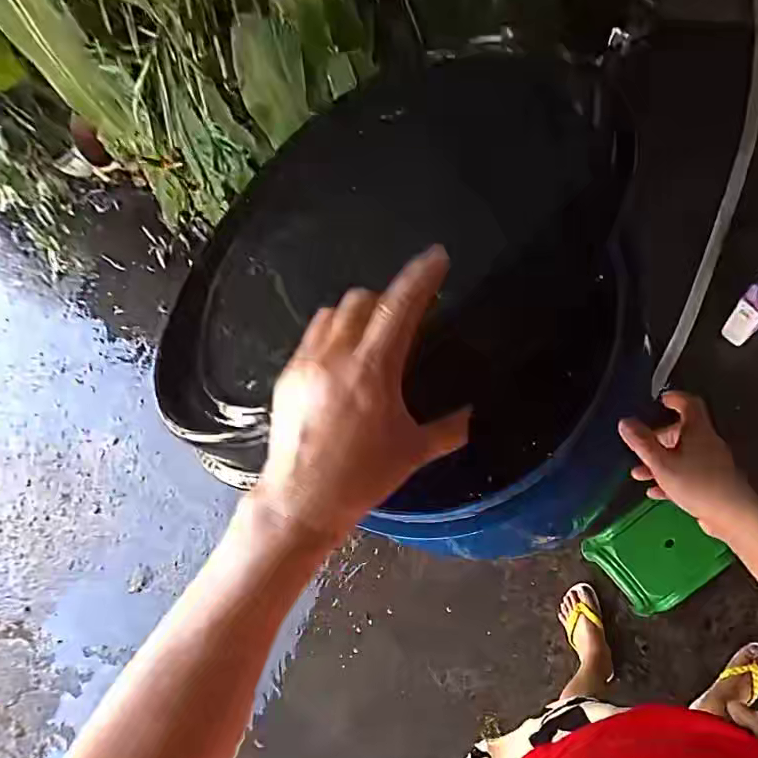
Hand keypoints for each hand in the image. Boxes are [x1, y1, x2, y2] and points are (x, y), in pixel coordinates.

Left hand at [251, 246, 471, 539]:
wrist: (303, 500)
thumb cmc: (363, 477)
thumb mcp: (414, 452)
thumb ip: (449, 428)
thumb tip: (470, 415)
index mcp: (373, 370)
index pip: (400, 306)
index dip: (422, 276)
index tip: (437, 257)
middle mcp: (335, 356)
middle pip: (362, 298)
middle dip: (388, 297)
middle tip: (406, 315)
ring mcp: (306, 363)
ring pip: (332, 312)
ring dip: (357, 312)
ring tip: (373, 336)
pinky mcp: (288, 376)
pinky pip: (312, 336)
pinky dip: (333, 334)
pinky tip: (344, 363)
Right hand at [617, 390, 757, 539]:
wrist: (729, 514)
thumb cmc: (696, 484)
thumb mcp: (662, 463)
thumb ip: (642, 442)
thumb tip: (626, 422)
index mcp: (697, 430)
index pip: (689, 404)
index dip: (675, 398)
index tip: (662, 400)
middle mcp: (707, 442)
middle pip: (682, 432)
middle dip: (660, 437)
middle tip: (642, 443)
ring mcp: (711, 463)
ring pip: (682, 456)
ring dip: (660, 461)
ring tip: (640, 472)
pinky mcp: (711, 483)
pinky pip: (687, 475)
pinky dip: (670, 478)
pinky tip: (656, 490)